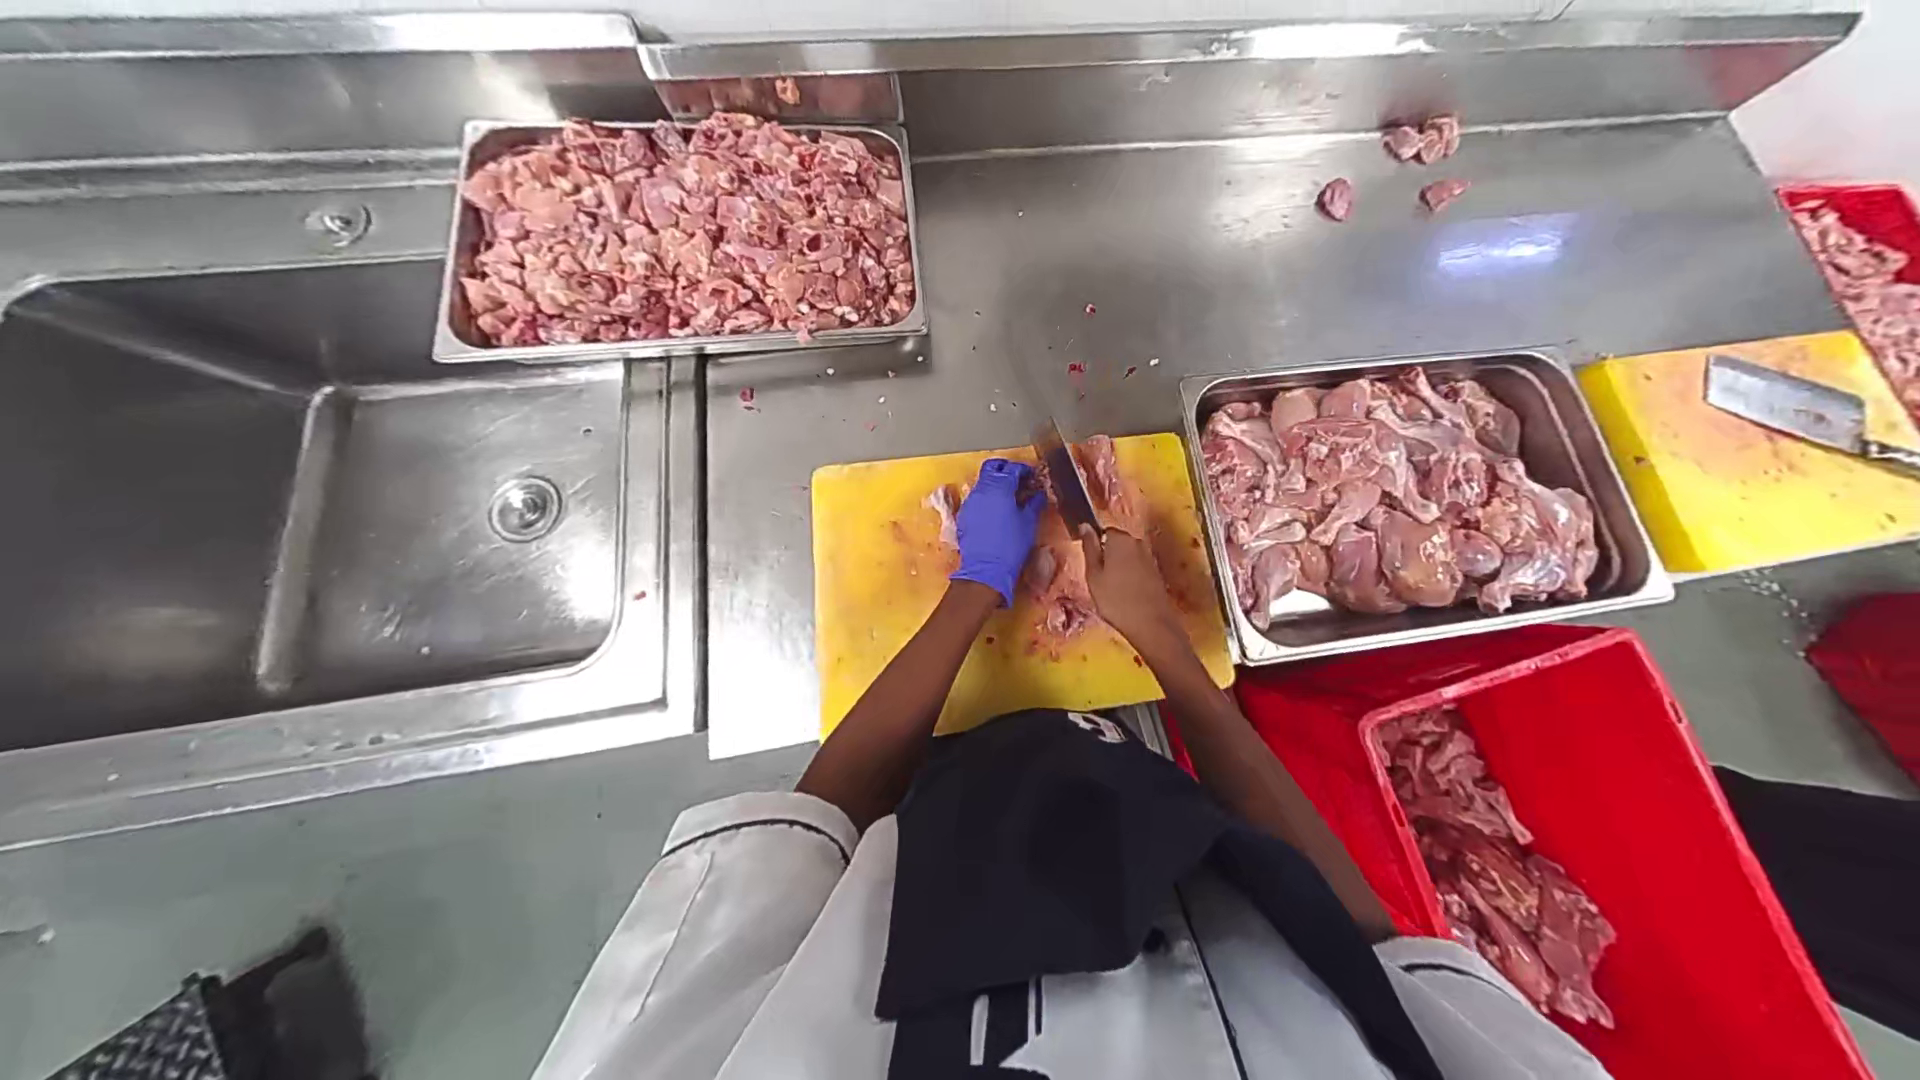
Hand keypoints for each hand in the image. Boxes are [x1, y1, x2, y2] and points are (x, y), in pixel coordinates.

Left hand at [951, 459, 1045, 605]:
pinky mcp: (964, 515)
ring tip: (1009, 496)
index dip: (1023, 470)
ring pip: (982, 482)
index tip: (1031, 476)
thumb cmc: (1011, 547)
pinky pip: (976, 498)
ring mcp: (970, 502)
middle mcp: (982, 490)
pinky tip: (997, 510)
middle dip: (1005, 470)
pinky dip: (986, 497)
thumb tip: (1038, 496)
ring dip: (995, 483)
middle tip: (1018, 479)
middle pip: (992, 468)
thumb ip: (1034, 504)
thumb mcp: (1029, 523)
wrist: (986, 570)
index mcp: (999, 488)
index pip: (1012, 468)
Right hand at [1078, 525, 1182, 647]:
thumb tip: (1085, 526)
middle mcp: (1137, 542)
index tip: (1091, 564)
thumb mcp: (1093, 574)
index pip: (1103, 531)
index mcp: (1120, 539)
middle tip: (1099, 578)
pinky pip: (1137, 567)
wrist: (1150, 623)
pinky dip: (1130, 576)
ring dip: (1119, 566)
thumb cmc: (1115, 599)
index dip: (1095, 546)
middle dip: (1108, 555)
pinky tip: (1125, 593)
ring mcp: (1149, 557)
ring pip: (1128, 556)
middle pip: (1117, 542)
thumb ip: (1089, 547)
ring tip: (1111, 588)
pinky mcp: (1156, 572)